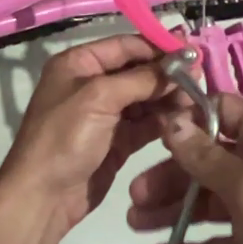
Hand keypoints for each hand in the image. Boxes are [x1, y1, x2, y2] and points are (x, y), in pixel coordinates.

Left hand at [0, 35, 185, 234]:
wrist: (42, 198)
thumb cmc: (64, 138)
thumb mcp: (100, 98)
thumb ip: (141, 79)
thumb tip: (179, 61)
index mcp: (79, 64)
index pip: (125, 45)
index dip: (157, 47)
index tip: (191, 50)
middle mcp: (92, 84)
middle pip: (137, 71)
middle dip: (167, 74)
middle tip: (200, 78)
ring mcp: (104, 114)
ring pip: (145, 98)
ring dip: (169, 98)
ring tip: (197, 100)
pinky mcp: (116, 141)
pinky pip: (145, 124)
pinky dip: (164, 121)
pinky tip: (185, 119)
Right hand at [127, 94, 242, 243]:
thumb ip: (208, 157)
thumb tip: (172, 121)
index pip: (223, 110)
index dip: (187, 116)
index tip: (150, 129)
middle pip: (206, 160)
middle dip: (170, 175)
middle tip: (133, 195)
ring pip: (206, 202)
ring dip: (172, 211)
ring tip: (134, 224)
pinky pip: (216, 241)